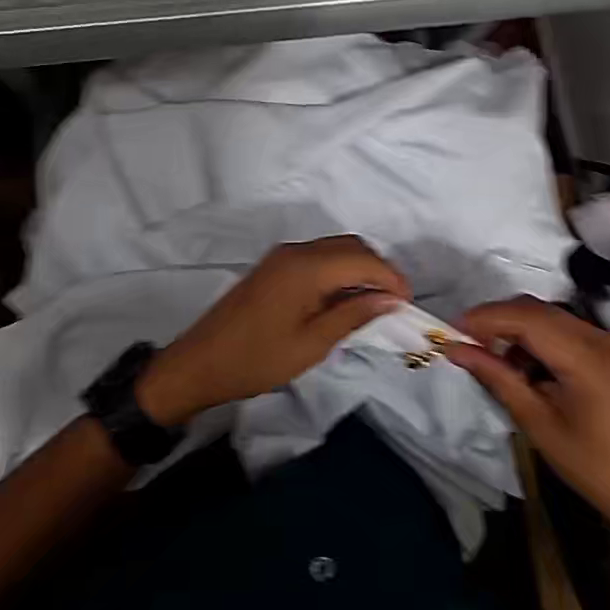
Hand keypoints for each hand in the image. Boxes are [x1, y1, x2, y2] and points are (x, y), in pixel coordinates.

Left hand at [137, 236, 408, 426]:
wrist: (201, 363)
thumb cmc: (257, 359)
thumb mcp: (312, 344)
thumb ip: (353, 315)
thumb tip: (389, 298)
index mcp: (305, 267)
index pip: (363, 259)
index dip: (391, 278)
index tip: (408, 304)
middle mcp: (294, 251)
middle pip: (351, 246)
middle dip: (378, 270)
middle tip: (394, 304)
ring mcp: (281, 257)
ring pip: (334, 249)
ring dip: (359, 269)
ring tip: (374, 305)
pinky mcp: (273, 267)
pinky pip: (317, 258)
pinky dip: (338, 272)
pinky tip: (344, 300)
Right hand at [449, 297, 609, 552]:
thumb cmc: (594, 468)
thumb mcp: (537, 424)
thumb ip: (497, 378)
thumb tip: (456, 348)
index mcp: (589, 360)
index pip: (527, 318)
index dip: (486, 317)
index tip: (452, 330)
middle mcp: (604, 340)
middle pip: (538, 309)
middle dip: (497, 319)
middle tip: (467, 343)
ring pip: (551, 315)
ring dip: (516, 327)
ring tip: (494, 358)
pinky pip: (566, 328)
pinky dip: (538, 337)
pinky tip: (526, 365)